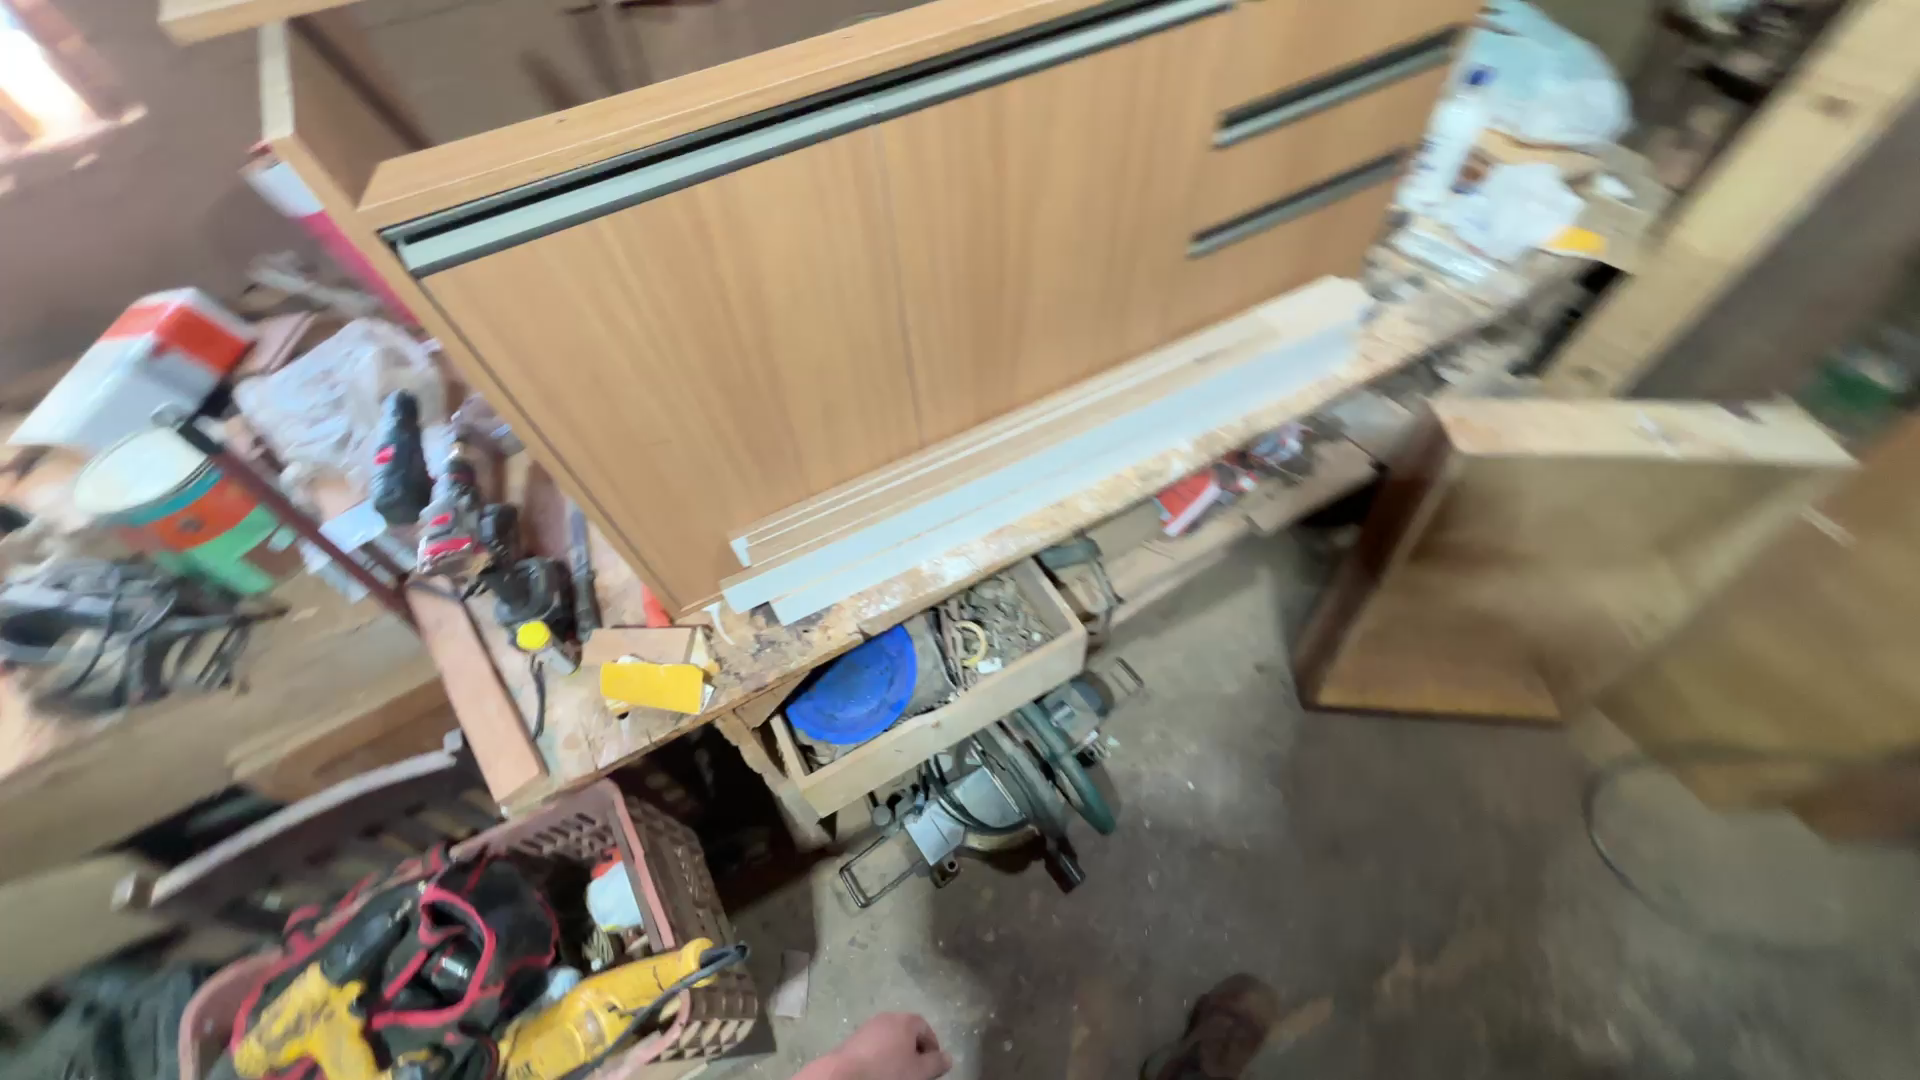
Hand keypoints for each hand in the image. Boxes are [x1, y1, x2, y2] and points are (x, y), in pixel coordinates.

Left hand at [793, 1013, 952, 1079]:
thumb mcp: (918, 1072)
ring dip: (898, 1053)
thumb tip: (949, 1057)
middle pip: (907, 1031)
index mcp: (905, 1020)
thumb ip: (936, 1064)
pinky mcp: (855, 1038)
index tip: (934, 1064)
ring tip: (899, 1073)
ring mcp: (869, 1026)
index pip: (925, 1028)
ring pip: (890, 1038)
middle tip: (918, 1070)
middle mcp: (888, 1017)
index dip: (932, 1046)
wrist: (845, 1075)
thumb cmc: (888, 1072)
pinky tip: (880, 1071)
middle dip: (915, 1050)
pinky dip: (882, 1055)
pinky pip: (876, 1044)